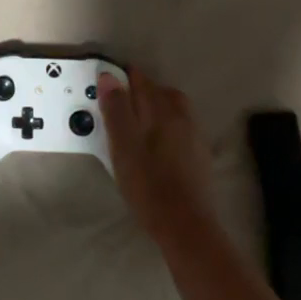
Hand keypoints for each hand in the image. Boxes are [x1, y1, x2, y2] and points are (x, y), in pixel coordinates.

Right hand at [98, 69, 212, 239]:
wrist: (185, 223)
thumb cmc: (147, 183)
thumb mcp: (122, 146)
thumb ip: (116, 110)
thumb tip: (108, 76)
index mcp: (162, 110)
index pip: (140, 80)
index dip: (120, 77)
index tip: (102, 85)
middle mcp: (182, 116)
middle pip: (159, 91)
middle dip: (138, 91)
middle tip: (116, 105)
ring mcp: (194, 135)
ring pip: (172, 109)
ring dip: (153, 108)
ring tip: (134, 123)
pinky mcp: (198, 154)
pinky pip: (179, 127)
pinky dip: (164, 126)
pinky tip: (154, 144)